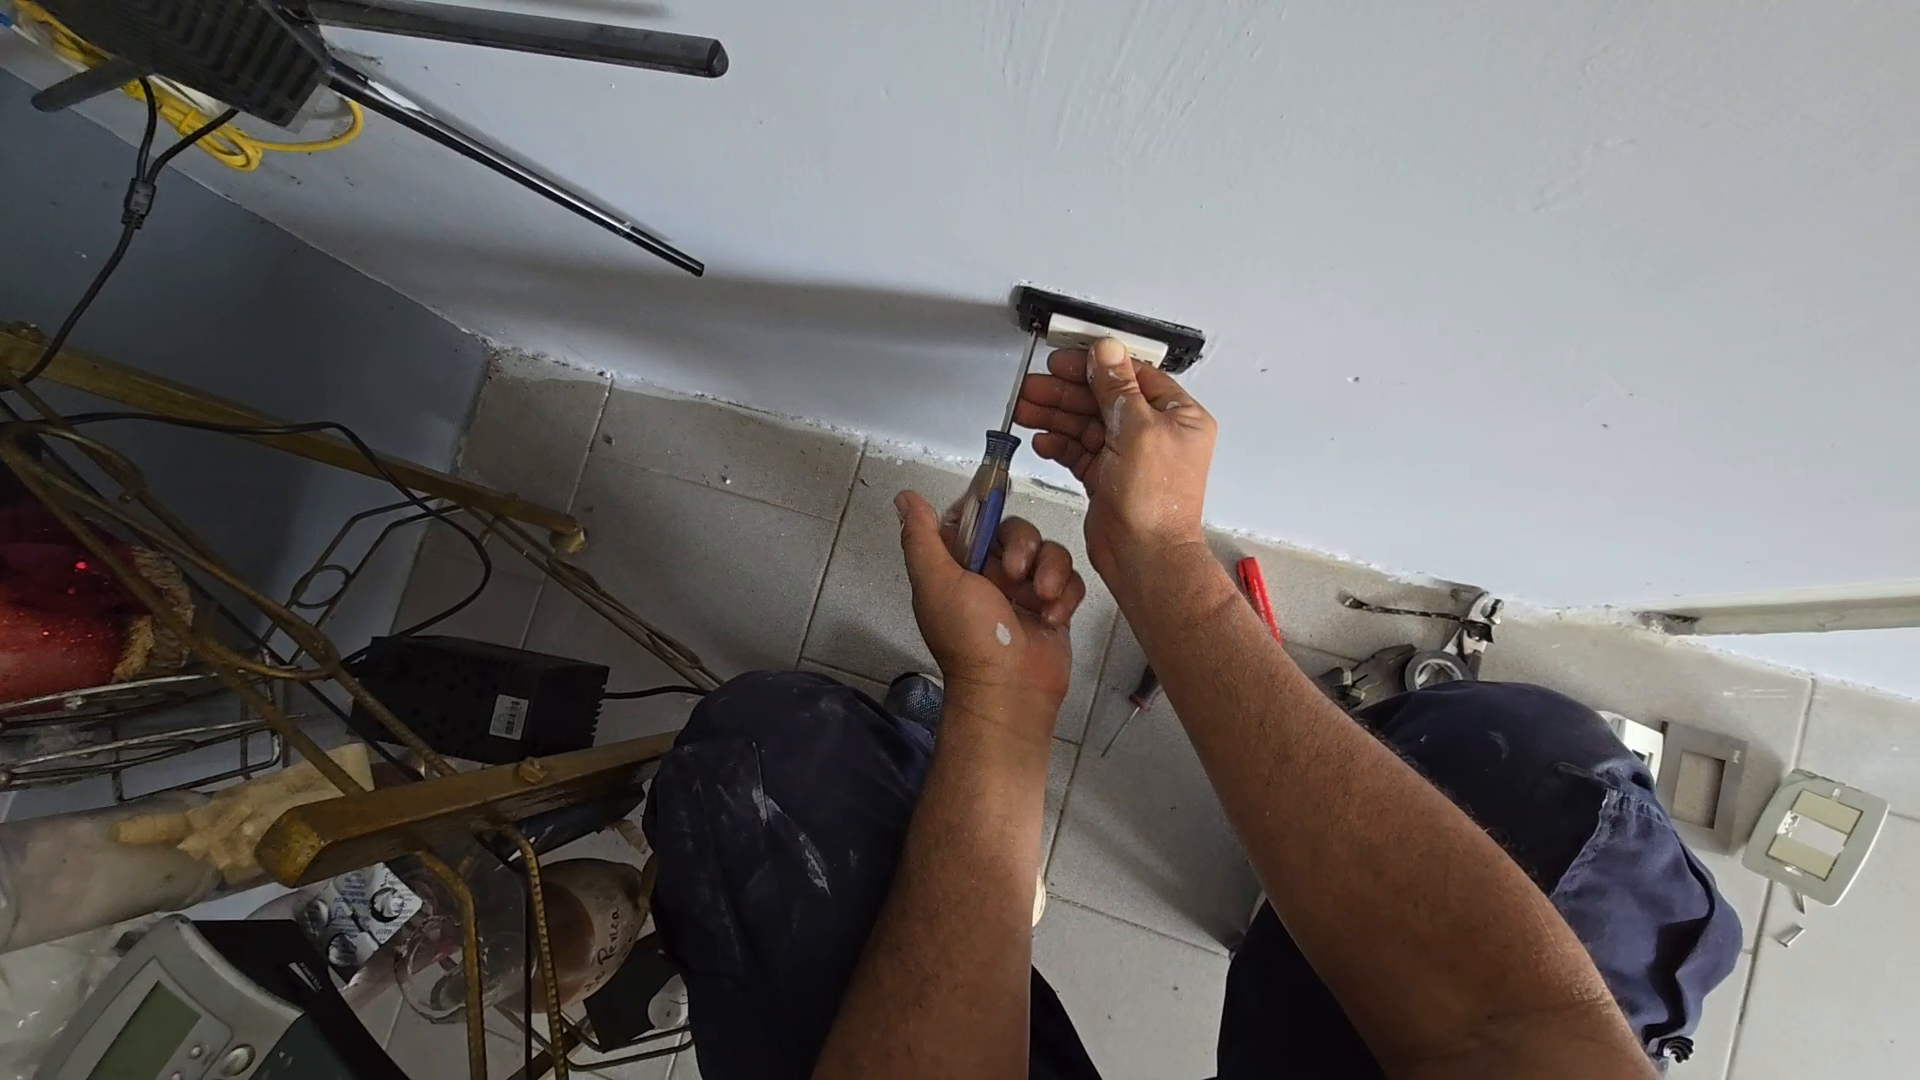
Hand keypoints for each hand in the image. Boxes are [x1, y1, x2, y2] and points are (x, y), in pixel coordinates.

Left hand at [895, 491, 1085, 728]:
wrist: (1010, 692)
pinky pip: (1069, 580)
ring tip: (1043, 599)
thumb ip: (921, 538)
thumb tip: (905, 497)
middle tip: (1017, 573)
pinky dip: (1066, 595)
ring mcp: (1024, 591)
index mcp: (958, 566)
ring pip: (1048, 551)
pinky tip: (1053, 618)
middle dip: (1023, 545)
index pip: (973, 519)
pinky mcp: (1053, 607)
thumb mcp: (937, 583)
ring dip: (1051, 570)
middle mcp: (990, 575)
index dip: (985, 511)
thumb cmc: (970, 640)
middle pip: (1016, 530)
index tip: (994, 518)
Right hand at [1013, 338, 1216, 579]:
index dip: (1095, 365)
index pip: (1131, 376)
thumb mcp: (1137, 431)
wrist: (1143, 557)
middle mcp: (1155, 434)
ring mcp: (1129, 457)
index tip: (1064, 361)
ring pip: (1086, 424)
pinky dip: (1059, 444)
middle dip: (1065, 392)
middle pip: (1102, 399)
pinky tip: (1042, 440)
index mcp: (1176, 416)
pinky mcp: (1107, 477)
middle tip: (1034, 387)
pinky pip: (1079, 451)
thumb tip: (1107, 351)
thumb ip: (1117, 388)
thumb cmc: (1156, 505)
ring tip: (1026, 409)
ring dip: (1054, 415)